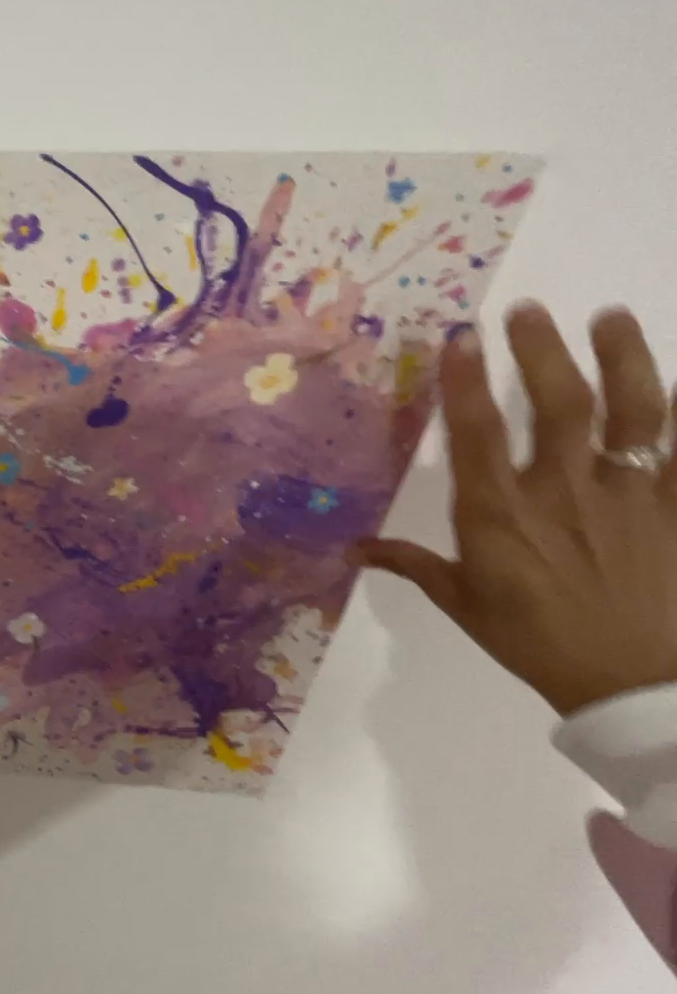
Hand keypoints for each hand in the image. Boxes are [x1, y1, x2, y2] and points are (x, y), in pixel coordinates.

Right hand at [355, 302, 676, 714]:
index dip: (467, 380)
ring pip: (633, 413)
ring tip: (612, 316)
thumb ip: (410, 564)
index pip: (479, 431)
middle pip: (558, 405)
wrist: (639, 684)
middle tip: (527, 310)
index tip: (460, 337)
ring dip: (624, 359)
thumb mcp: (460, 602)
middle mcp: (562, 490)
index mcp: (498, 512)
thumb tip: (353, 548)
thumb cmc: (533, 639)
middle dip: (541, 351)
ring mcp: (632, 496)